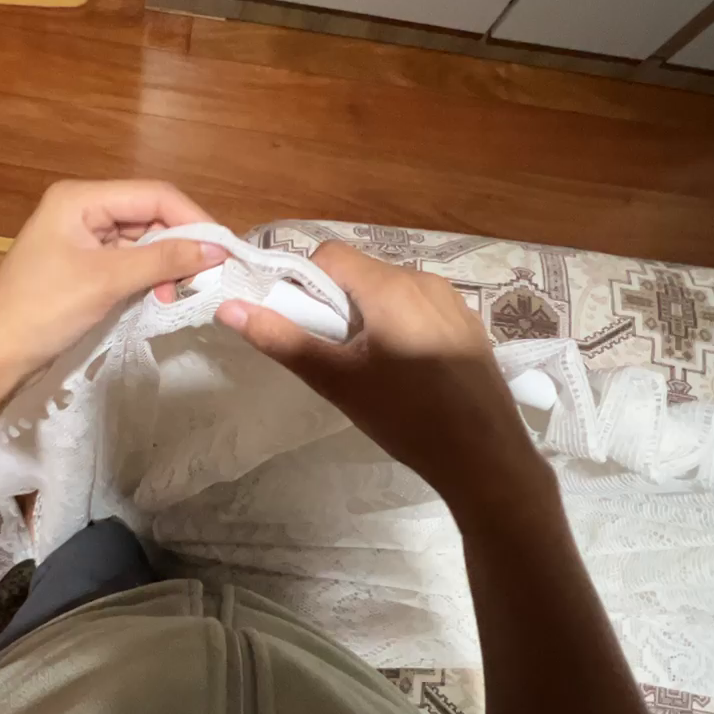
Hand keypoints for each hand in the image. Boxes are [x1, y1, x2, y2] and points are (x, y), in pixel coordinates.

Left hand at [0, 180, 225, 385]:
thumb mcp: (107, 281)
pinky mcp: (81, 268)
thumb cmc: (43, 311)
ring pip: (140, 241)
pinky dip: (146, 277)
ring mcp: (80, 240)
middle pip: (148, 215)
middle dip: (179, 244)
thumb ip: (163, 260)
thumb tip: (217, 249)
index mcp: (80, 199)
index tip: (225, 249)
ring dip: (164, 264)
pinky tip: (159, 295)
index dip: (192, 218)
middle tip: (206, 277)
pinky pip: (126, 262)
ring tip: (178, 293)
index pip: (153, 195)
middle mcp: (81, 210)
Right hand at [215, 242, 533, 491]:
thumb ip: (281, 339)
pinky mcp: (467, 325)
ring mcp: (451, 301)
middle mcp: (423, 280)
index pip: (329, 255)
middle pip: (359, 272)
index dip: (303, 282)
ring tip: (365, 366)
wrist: (485, 459)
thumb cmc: (404, 416)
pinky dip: (396, 325)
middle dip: (333, 303)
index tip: (299, 323)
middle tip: (330, 353)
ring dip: (364, 315)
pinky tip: (403, 371)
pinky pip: (417, 307)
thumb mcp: (335, 379)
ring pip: (388, 290)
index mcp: (389, 286)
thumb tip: (228, 308)